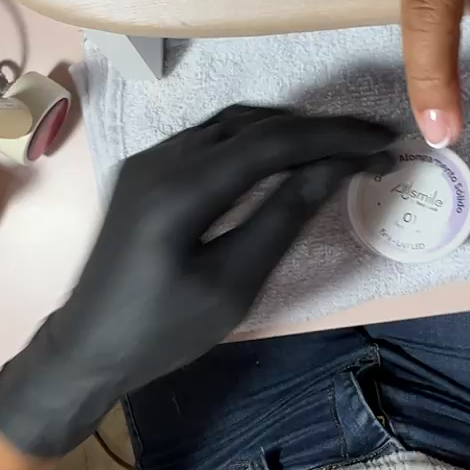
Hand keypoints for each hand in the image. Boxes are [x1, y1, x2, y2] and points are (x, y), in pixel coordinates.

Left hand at [0, 106, 395, 457]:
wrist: (88, 346)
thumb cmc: (164, 332)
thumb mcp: (234, 284)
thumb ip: (283, 218)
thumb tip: (333, 169)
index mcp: (181, 190)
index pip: (271, 142)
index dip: (332, 138)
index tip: (382, 144)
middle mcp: (161, 158)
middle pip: (252, 124)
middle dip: (316, 129)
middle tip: (369, 143)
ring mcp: (147, 160)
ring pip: (229, 126)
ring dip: (285, 131)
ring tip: (336, 148)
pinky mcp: (144, 170)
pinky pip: (208, 140)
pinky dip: (252, 142)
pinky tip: (281, 159)